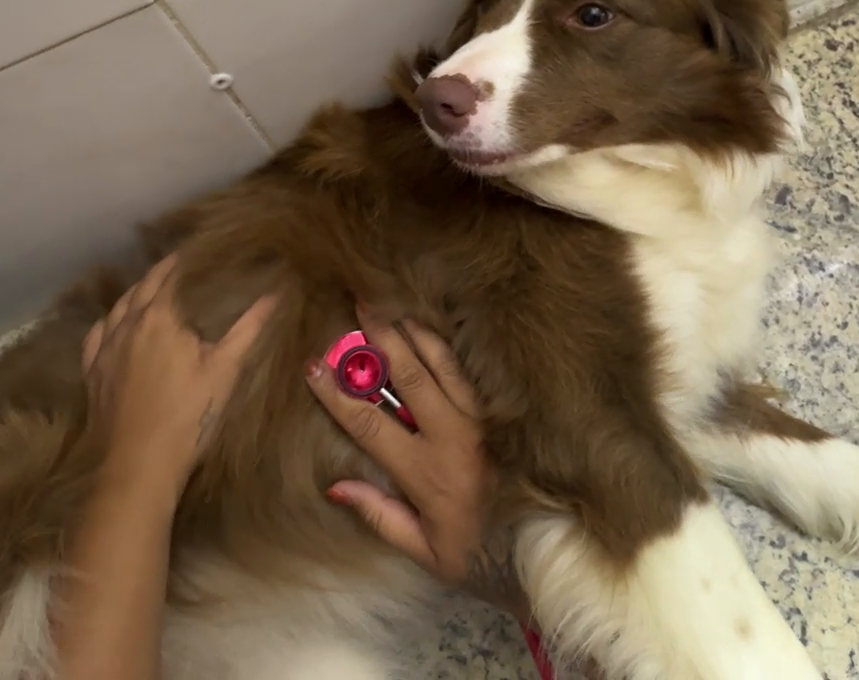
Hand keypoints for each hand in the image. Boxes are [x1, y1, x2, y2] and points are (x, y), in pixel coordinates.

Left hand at [82, 254, 274, 495]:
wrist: (138, 465)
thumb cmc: (188, 415)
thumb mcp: (226, 370)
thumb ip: (249, 328)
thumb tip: (275, 295)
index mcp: (162, 317)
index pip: (175, 275)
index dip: (190, 260)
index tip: (206, 249)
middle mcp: (129, 323)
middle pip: (146, 285)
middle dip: (166, 270)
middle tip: (185, 260)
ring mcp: (106, 347)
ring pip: (120, 305)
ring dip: (139, 290)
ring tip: (155, 284)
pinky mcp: (93, 371)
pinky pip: (98, 333)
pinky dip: (111, 319)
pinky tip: (118, 321)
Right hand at [304, 308, 526, 619]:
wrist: (545, 549)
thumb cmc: (479, 554)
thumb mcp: (426, 552)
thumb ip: (381, 516)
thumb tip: (337, 485)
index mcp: (427, 471)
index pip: (370, 424)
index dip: (337, 395)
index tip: (312, 366)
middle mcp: (453, 435)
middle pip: (410, 374)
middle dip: (381, 338)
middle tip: (361, 305)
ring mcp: (481, 418)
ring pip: (443, 363)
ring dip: (415, 331)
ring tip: (394, 304)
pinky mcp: (501, 411)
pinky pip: (470, 370)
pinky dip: (448, 345)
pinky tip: (433, 326)